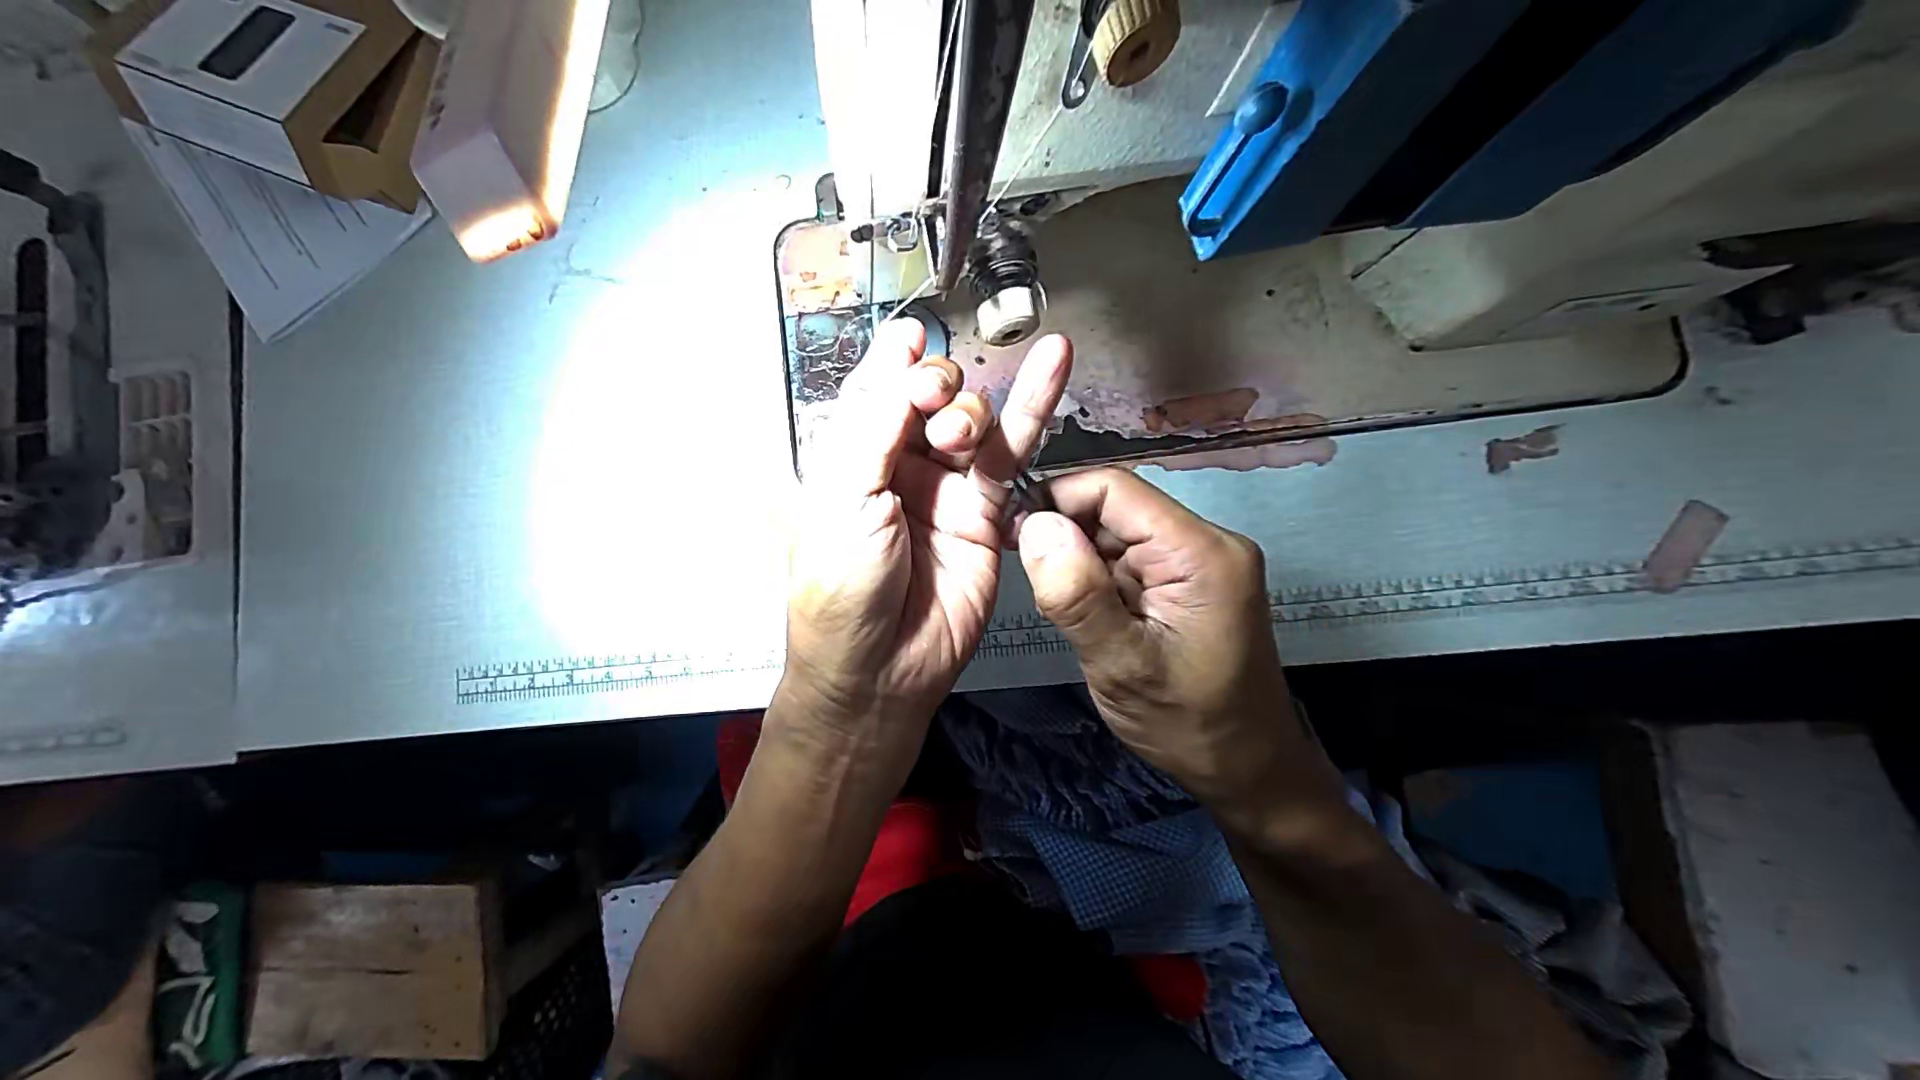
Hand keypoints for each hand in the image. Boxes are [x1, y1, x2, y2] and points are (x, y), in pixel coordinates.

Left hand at [780, 320, 1072, 786]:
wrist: (882, 667)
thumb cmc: (842, 587)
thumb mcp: (843, 497)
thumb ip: (876, 423)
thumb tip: (904, 355)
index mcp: (849, 456)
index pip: (876, 389)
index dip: (895, 362)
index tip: (913, 343)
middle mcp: (897, 464)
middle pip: (927, 396)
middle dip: (933, 387)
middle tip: (932, 406)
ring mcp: (945, 485)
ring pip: (971, 419)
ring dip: (970, 409)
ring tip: (958, 433)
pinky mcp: (987, 509)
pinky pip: (1012, 451)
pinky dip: (1034, 406)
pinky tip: (1054, 360)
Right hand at [1014, 469, 1345, 830]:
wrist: (1248, 770)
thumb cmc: (1189, 725)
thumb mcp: (1122, 666)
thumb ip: (1076, 595)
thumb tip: (1033, 523)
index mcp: (1199, 551)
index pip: (1114, 487)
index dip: (1057, 499)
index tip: (1012, 534)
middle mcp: (1204, 542)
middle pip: (1114, 508)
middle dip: (1066, 536)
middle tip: (1035, 584)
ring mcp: (1198, 561)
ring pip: (1115, 533)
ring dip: (1079, 563)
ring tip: (1066, 611)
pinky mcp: (1187, 582)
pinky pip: (1128, 559)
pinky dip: (1097, 580)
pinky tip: (1089, 616)